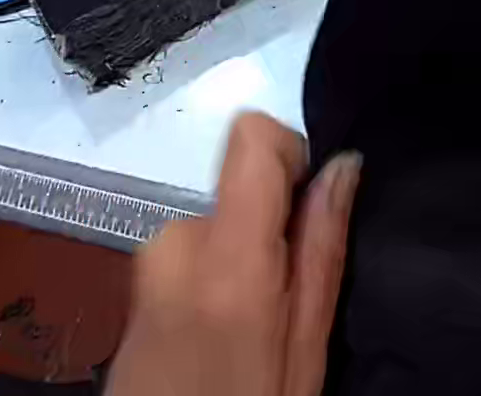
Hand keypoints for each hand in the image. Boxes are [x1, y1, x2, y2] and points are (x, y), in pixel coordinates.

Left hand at [110, 113, 361, 395]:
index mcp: (224, 258)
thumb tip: (344, 162)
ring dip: (247, 245)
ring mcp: (148, 264)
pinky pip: (197, 240)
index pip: (250, 135)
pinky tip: (224, 323)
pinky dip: (220, 263)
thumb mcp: (307, 346)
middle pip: (241, 178)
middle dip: (273, 214)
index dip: (289, 152)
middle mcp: (175, 245)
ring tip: (257, 313)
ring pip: (223, 212)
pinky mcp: (136, 283)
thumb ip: (323, 244)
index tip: (307, 202)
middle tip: (288, 282)